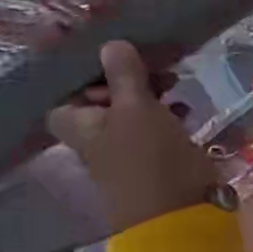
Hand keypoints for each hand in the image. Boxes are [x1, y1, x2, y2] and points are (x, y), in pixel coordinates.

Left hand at [47, 40, 216, 231]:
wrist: (176, 207)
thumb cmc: (147, 155)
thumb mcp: (136, 107)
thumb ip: (124, 75)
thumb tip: (110, 44)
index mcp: (79, 125)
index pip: (68, 94)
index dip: (88, 75)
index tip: (116, 59)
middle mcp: (97, 134)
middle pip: (104, 97)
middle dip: (128, 78)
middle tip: (153, 65)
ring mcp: (126, 145)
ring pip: (133, 107)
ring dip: (152, 91)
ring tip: (174, 81)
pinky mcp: (155, 151)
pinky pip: (156, 121)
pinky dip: (168, 109)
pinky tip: (185, 106)